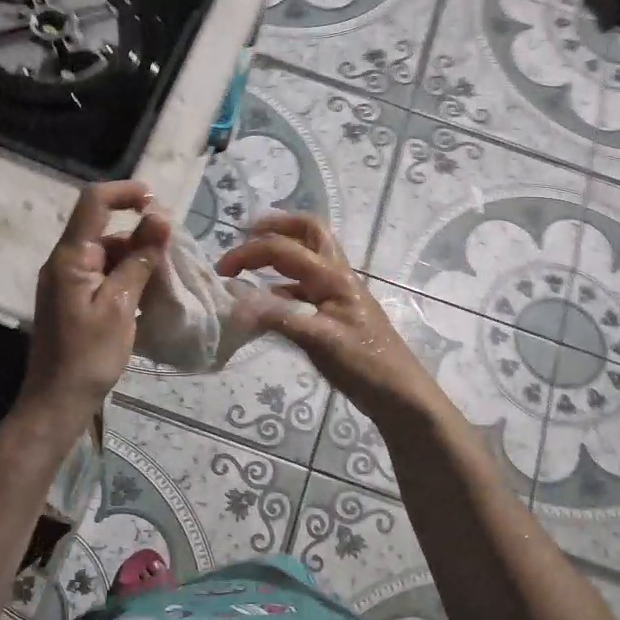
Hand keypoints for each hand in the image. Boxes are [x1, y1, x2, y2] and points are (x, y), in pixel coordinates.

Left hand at [20, 180, 169, 425]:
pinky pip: (102, 277)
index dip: (125, 192)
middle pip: (104, 231)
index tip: (157, 201)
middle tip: (173, 257)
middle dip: (140, 236)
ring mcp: (66, 283)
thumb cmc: (89, 355)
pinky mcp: (73, 302)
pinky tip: (148, 297)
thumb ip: (139, 260)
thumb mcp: (120, 306)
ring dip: (136, 261)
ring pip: (107, 256)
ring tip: (166, 281)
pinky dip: (126, 280)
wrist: (58, 401)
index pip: (93, 203)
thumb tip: (160, 218)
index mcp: (70, 258)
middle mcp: (64, 263)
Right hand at [216, 213, 441, 424]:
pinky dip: (282, 285)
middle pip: (307, 233)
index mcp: (333, 277)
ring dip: (280, 251)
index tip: (220, 271)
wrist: (398, 393)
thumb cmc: (364, 365)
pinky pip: (305, 288)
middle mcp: (336, 276)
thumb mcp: (320, 341)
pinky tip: (266, 301)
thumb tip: (236, 305)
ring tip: (249, 262)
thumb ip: (278, 318)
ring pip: (308, 257)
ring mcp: (337, 294)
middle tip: (245, 233)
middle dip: (275, 226)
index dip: (249, 253)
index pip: (284, 249)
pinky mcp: (335, 313)